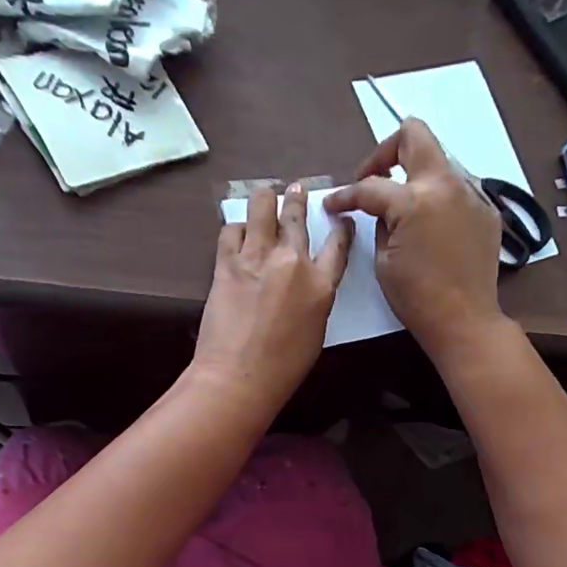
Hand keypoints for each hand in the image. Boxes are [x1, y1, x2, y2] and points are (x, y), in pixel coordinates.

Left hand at [191, 181, 352, 408]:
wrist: (239, 377)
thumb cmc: (283, 369)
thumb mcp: (315, 334)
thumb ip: (315, 302)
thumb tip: (307, 289)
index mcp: (322, 285)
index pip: (337, 245)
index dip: (340, 227)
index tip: (339, 218)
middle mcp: (293, 262)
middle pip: (297, 218)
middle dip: (297, 199)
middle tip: (296, 189)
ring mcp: (257, 259)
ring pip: (262, 209)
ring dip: (264, 199)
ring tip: (264, 194)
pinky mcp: (227, 264)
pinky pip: (231, 231)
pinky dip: (235, 227)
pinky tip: (236, 229)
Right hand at [323, 119, 508, 360]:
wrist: (463, 320)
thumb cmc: (416, 298)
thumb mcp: (383, 261)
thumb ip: (381, 223)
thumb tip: (383, 211)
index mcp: (414, 201)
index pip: (371, 186)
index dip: (346, 195)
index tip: (334, 204)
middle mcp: (446, 185)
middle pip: (414, 136)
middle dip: (386, 152)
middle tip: (373, 179)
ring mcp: (471, 195)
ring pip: (439, 161)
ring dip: (415, 175)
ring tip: (403, 206)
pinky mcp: (486, 210)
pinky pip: (458, 189)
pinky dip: (438, 198)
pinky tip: (430, 224)